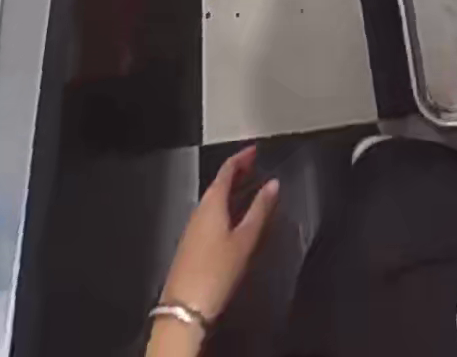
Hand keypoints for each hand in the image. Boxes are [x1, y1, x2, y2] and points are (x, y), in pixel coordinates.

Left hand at [158, 146, 279, 327]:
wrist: (184, 307)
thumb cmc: (216, 270)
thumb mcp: (244, 240)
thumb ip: (260, 210)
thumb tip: (273, 184)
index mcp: (212, 201)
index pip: (227, 169)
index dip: (241, 156)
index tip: (254, 149)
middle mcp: (200, 208)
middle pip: (219, 181)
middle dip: (237, 171)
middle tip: (254, 165)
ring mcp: (193, 224)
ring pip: (214, 197)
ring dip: (231, 188)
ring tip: (248, 187)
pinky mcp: (191, 241)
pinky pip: (209, 212)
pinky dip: (224, 204)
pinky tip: (233, 215)